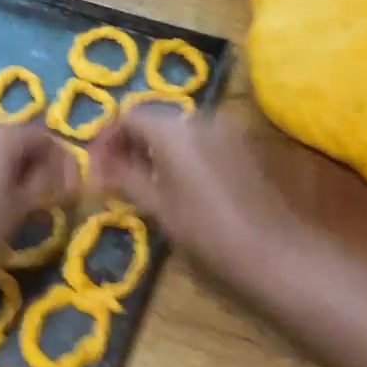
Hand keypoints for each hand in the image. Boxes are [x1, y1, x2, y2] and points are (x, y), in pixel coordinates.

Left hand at [0, 120, 77, 267]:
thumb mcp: (19, 205)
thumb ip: (46, 184)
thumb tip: (64, 175)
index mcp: (3, 132)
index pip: (44, 136)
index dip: (62, 159)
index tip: (70, 184)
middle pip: (18, 136)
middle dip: (37, 160)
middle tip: (47, 189)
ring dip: (13, 162)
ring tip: (19, 193)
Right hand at [90, 109, 308, 269]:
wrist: (271, 249)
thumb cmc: (205, 228)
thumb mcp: (156, 205)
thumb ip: (123, 177)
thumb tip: (96, 166)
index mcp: (173, 128)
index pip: (127, 116)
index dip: (106, 138)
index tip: (95, 166)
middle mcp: (198, 118)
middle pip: (153, 119)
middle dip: (129, 143)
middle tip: (113, 175)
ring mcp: (224, 129)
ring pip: (176, 130)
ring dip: (153, 148)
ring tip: (140, 181)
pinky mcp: (241, 145)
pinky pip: (198, 139)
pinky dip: (179, 153)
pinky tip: (173, 183)